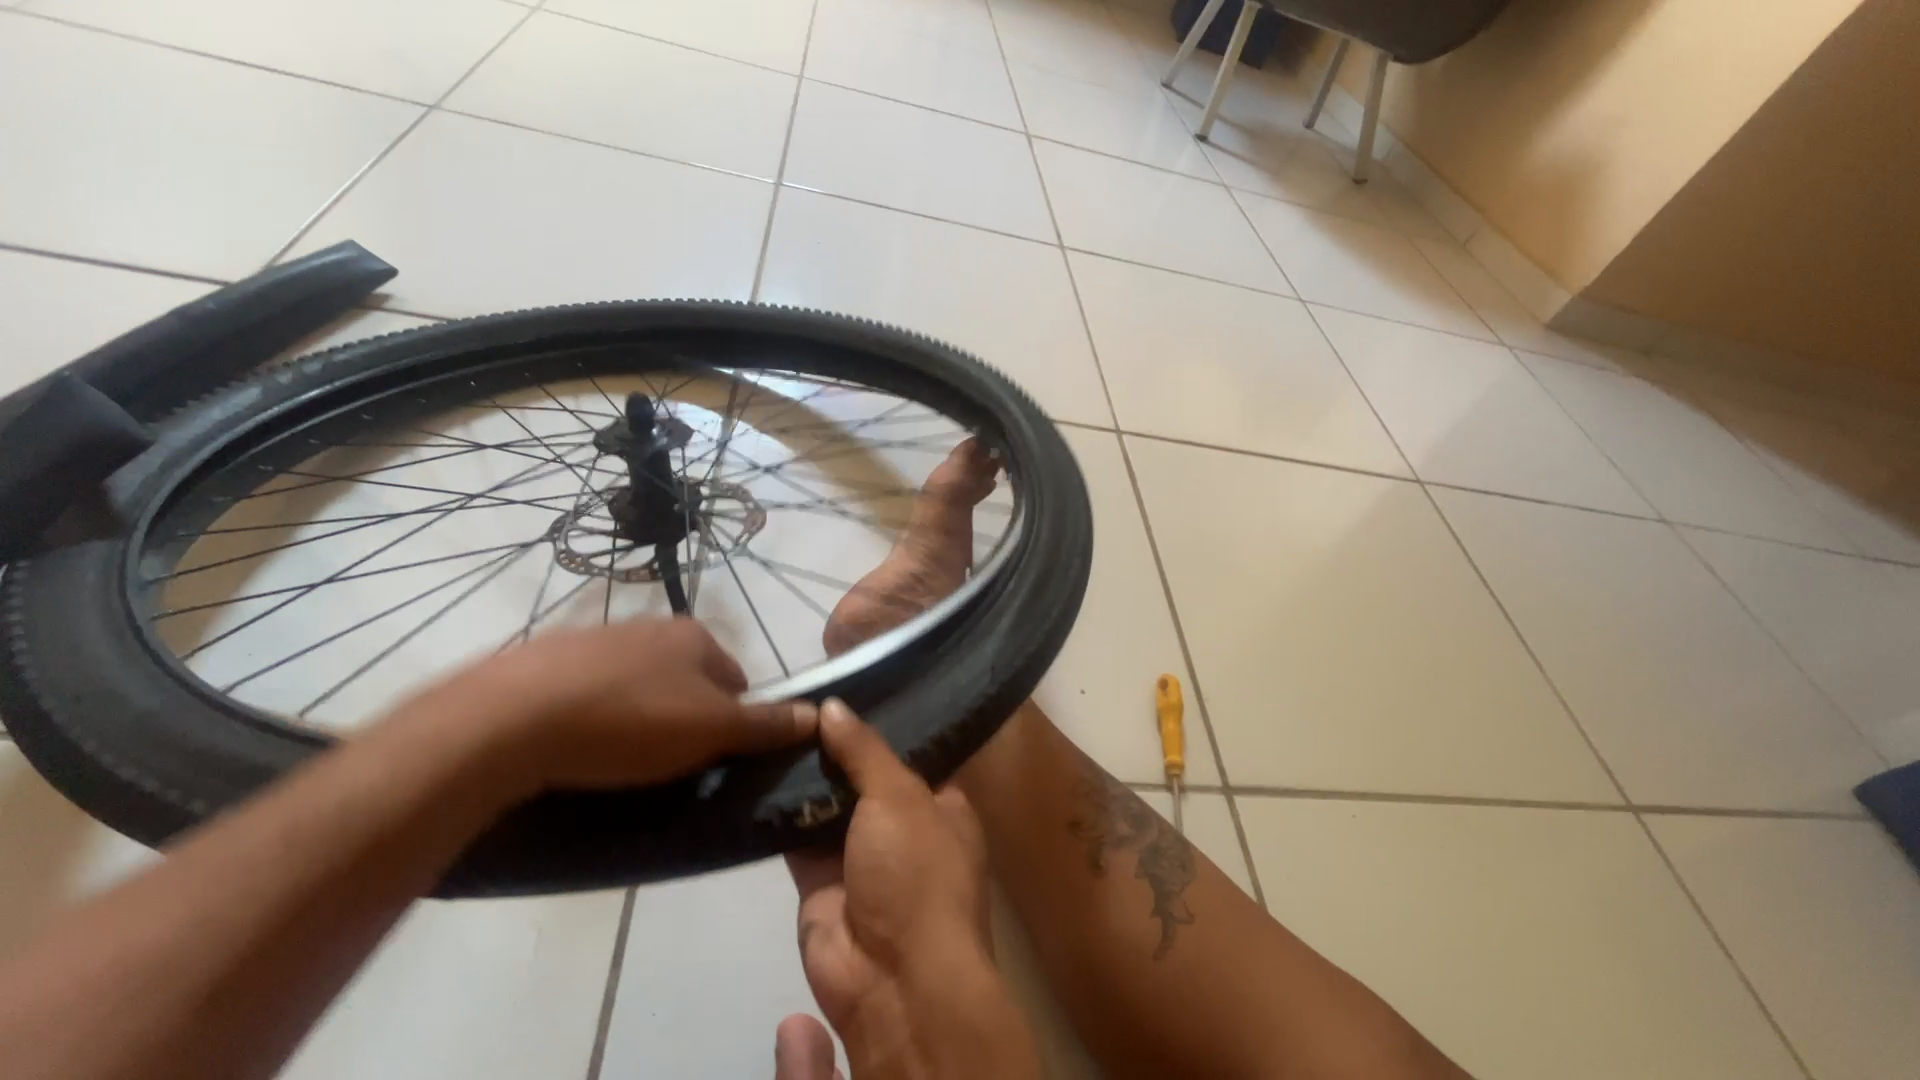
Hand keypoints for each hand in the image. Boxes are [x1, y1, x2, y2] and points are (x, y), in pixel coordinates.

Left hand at [388, 618, 815, 793]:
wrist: (510, 720)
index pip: (736, 678)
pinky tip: (576, 749)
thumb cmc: (629, 722)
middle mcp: (647, 627)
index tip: (717, 757)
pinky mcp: (544, 662)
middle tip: (671, 764)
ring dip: (638, 716)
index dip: (735, 720)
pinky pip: (586, 694)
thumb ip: (764, 723)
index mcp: (693, 636)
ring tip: (621, 762)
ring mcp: (593, 639)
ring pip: (635, 684)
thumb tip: (817, 713)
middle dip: (685, 716)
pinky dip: (591, 717)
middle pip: (685, 679)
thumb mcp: (710, 730)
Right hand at [780, 700, 1040, 1079]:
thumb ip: (865, 751)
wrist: (894, 978)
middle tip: (792, 696)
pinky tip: (749, 771)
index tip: (844, 682)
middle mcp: (902, 827)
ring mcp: (858, 856)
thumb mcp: (900, 797)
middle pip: (862, 776)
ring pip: (825, 805)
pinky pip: (794, 838)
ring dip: (801, 776)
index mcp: (941, 805)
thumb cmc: (917, 873)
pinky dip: (776, 813)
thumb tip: (834, 707)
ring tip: (767, 723)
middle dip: (832, 745)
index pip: (910, 752)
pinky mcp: (818, 883)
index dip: (879, 722)